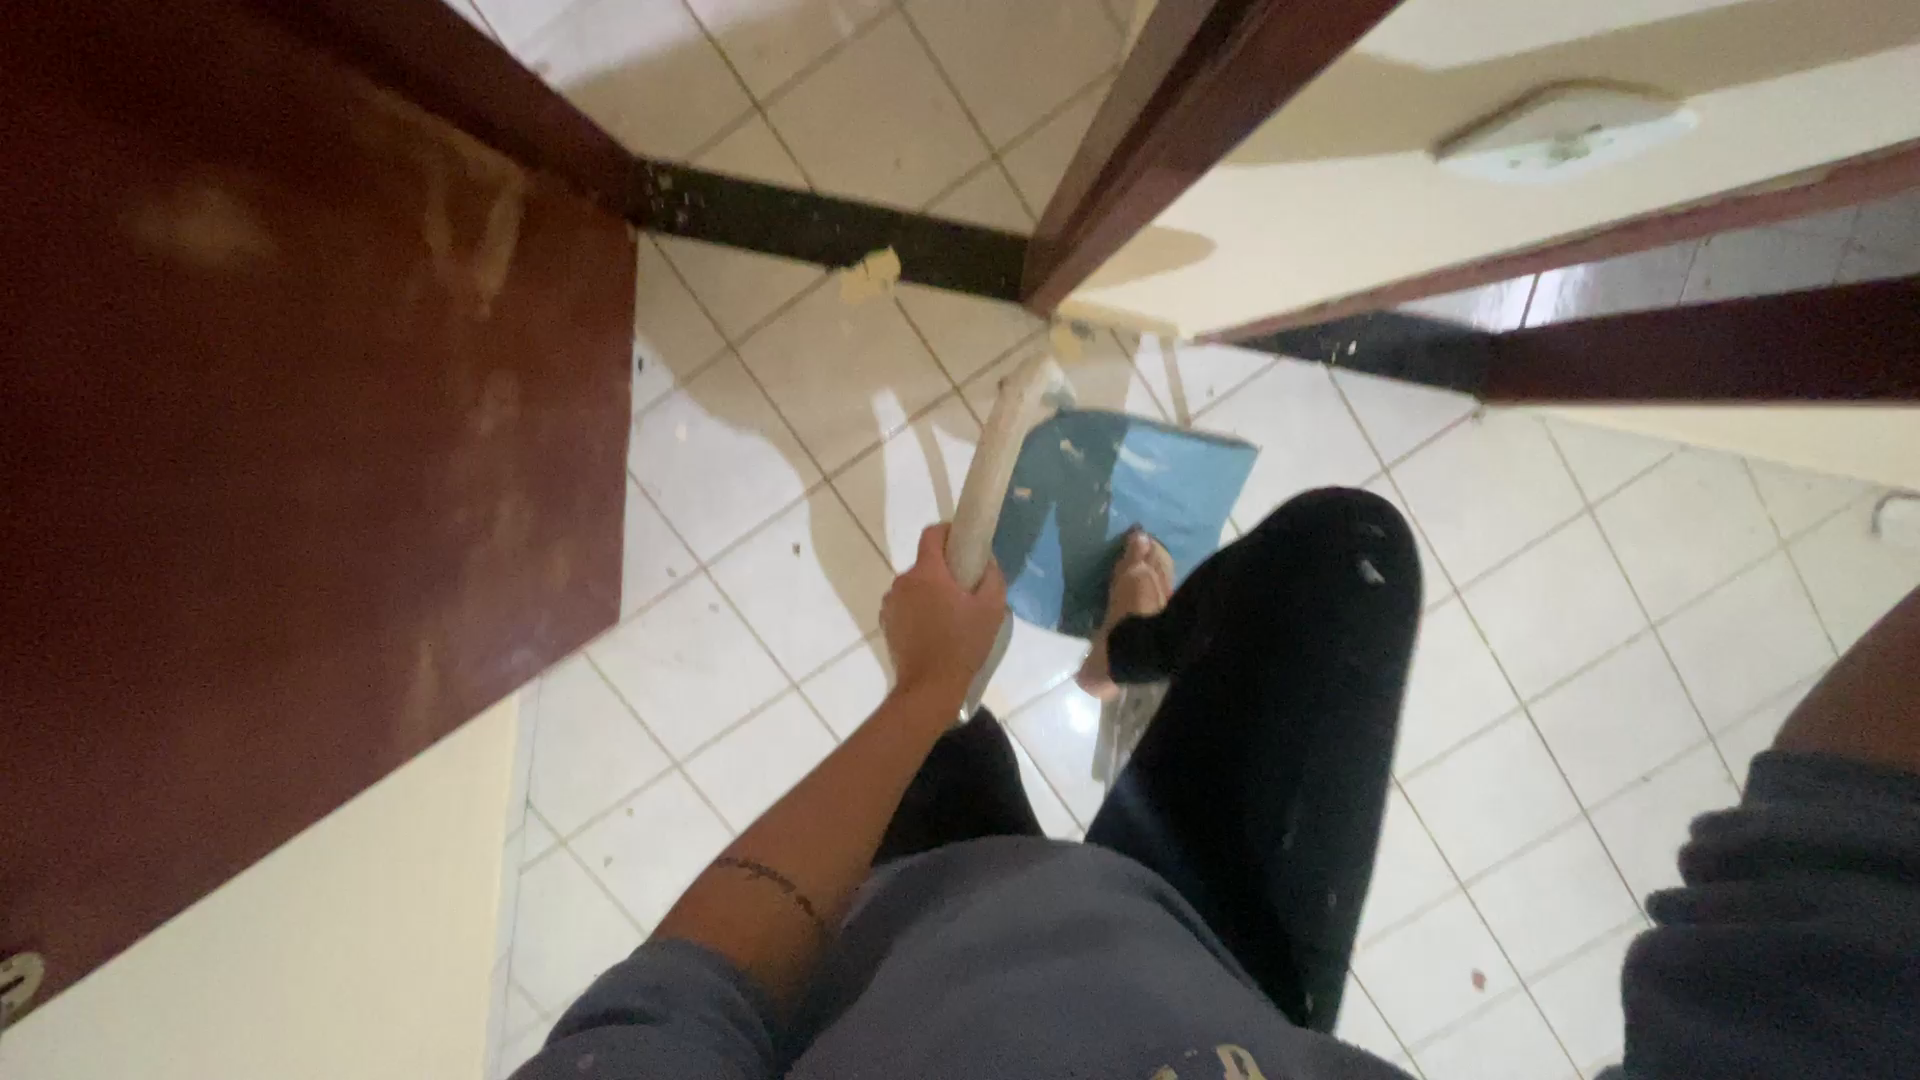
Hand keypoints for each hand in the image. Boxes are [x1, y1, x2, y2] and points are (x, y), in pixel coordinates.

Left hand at [881, 524, 1007, 701]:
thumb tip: (985, 560)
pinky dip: (918, 608)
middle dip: (944, 569)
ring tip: (950, 614)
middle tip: (965, 588)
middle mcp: (903, 581)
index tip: (964, 542)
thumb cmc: (963, 644)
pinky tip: (934, 629)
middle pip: (925, 563)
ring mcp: (891, 602)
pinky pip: (905, 604)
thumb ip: (992, 576)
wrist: (930, 686)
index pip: (932, 534)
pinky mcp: (886, 622)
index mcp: (927, 572)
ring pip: (915, 585)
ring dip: (930, 591)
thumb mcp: (992, 609)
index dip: (948, 531)